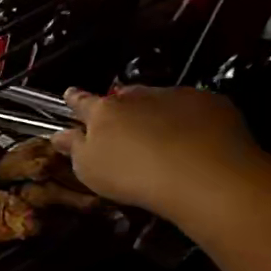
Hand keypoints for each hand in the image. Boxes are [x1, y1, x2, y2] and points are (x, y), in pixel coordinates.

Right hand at [51, 85, 262, 221]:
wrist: (201, 174)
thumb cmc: (133, 175)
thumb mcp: (91, 170)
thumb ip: (75, 148)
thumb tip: (59, 134)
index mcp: (104, 111)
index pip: (83, 101)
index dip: (75, 99)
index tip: (70, 94)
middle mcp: (137, 96)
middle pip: (123, 97)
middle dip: (121, 107)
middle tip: (124, 128)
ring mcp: (175, 95)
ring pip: (159, 100)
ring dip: (156, 113)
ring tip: (164, 139)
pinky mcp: (210, 102)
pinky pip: (193, 108)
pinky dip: (190, 120)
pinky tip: (197, 141)